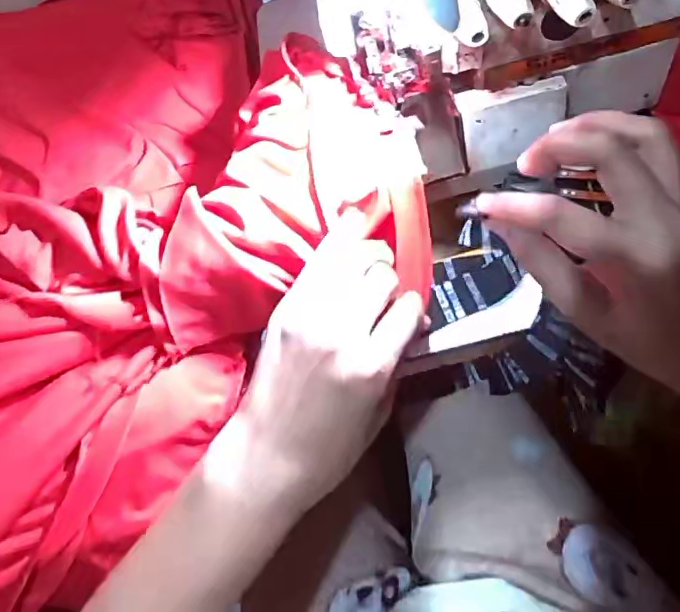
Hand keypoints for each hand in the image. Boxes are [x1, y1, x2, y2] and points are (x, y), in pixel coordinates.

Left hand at [203, 233, 425, 517]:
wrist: (265, 455)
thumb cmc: (329, 449)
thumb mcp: (379, 414)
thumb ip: (398, 363)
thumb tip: (414, 323)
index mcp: (371, 365)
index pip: (408, 308)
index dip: (414, 305)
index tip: (410, 310)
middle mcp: (342, 332)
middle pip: (381, 275)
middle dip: (392, 278)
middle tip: (388, 289)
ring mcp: (309, 315)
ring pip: (352, 258)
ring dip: (369, 256)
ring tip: (371, 262)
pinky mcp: (287, 307)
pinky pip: (319, 261)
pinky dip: (339, 240)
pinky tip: (353, 223)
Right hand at [474, 112, 679, 400]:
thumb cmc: (645, 339)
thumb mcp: (584, 313)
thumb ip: (540, 261)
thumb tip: (496, 220)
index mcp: (634, 259)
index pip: (563, 217)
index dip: (514, 206)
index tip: (482, 202)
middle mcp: (661, 219)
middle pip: (611, 152)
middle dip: (557, 146)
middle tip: (525, 165)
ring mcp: (678, 200)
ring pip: (642, 133)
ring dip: (592, 124)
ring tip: (555, 136)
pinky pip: (655, 140)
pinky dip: (617, 128)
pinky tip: (586, 139)